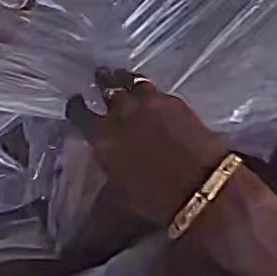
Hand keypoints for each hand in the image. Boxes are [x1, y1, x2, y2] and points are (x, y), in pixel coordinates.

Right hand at [66, 69, 229, 226]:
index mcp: (103, 137)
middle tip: (100, 74)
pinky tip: (151, 92)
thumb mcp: (116, 201)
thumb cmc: (155, 199)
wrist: (201, 186)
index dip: (76, 106)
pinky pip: (155, 88)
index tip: (76, 101)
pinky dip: (149, 89)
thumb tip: (88, 200)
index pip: (80, 113)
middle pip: (108, 87)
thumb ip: (102, 187)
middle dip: (102, 80)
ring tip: (123, 75)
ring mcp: (149, 103)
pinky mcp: (174, 101)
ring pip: (132, 81)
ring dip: (125, 78)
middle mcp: (122, 114)